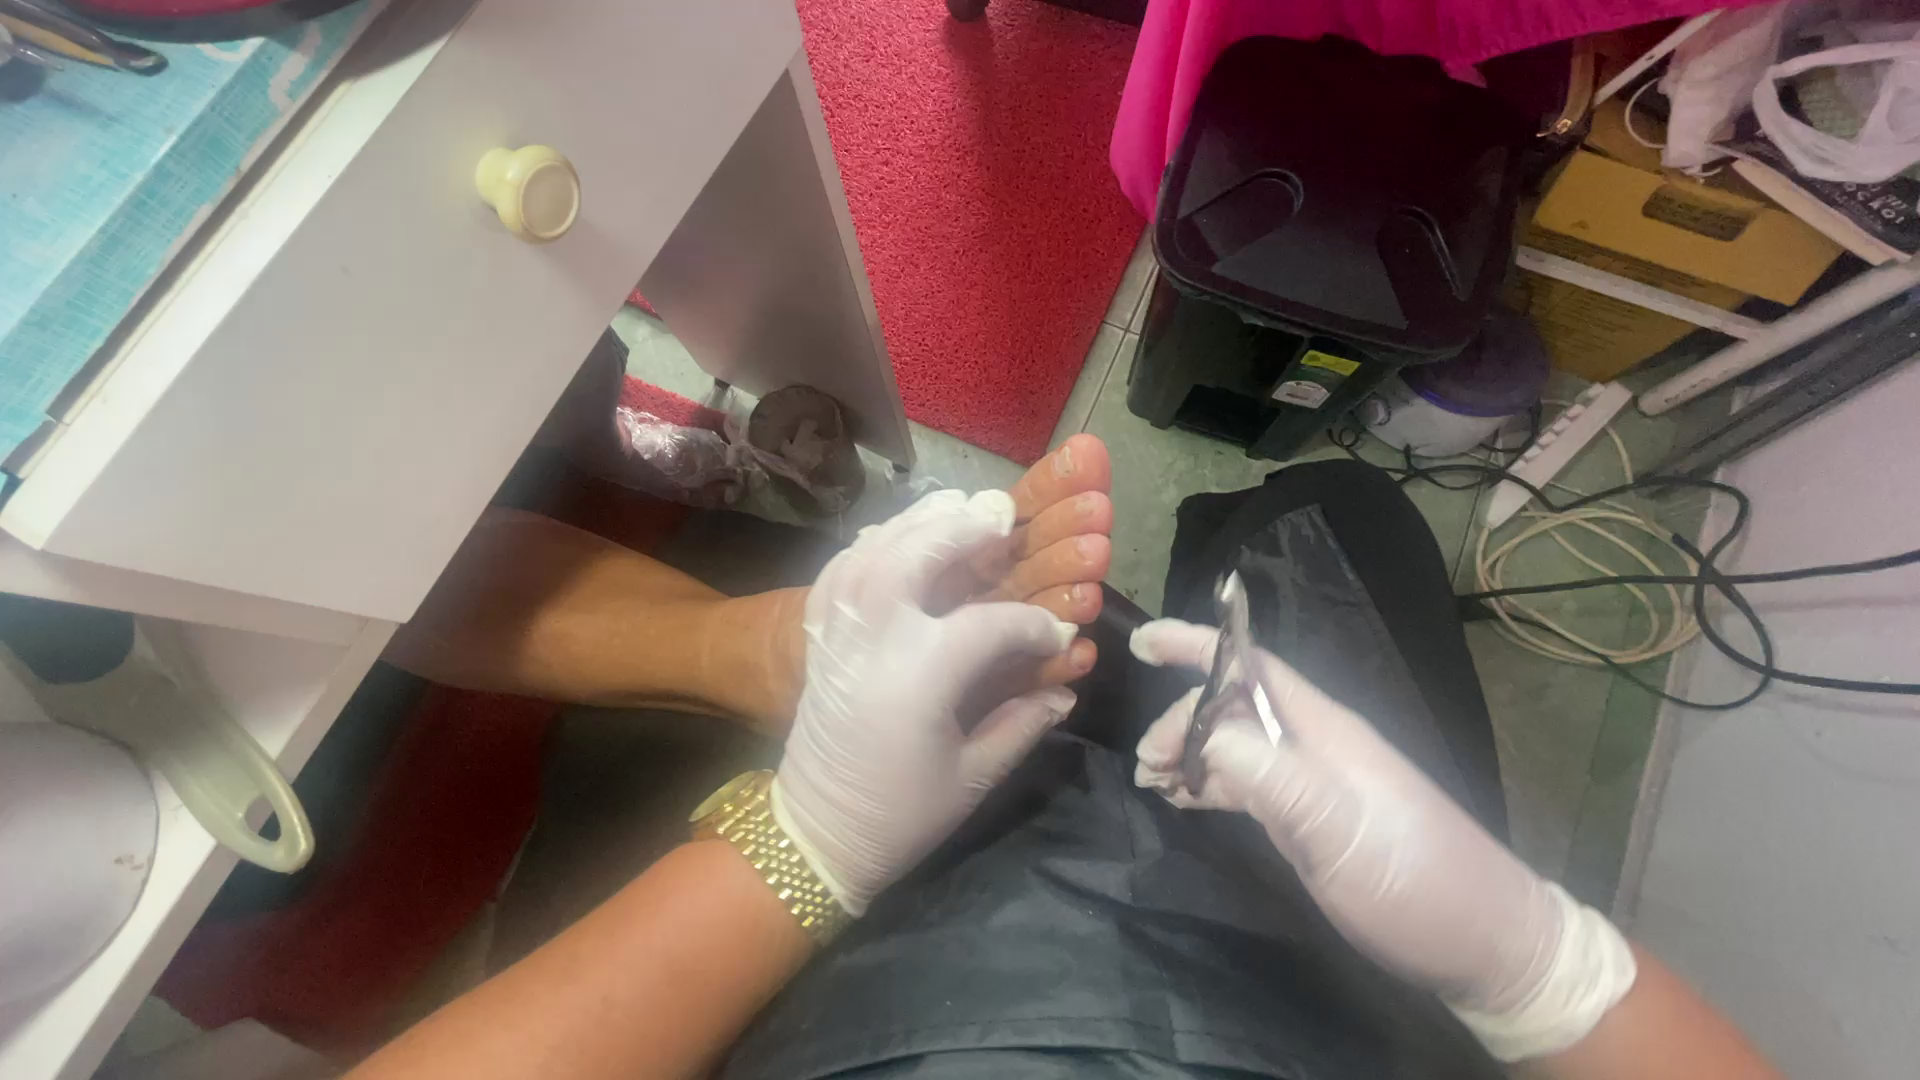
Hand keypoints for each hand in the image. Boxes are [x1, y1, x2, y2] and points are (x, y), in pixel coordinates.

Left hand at [774, 489, 1078, 915]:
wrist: (815, 834)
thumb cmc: (900, 816)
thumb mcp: (972, 778)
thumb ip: (1022, 725)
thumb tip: (1066, 689)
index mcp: (919, 678)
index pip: (988, 627)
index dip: (1032, 626)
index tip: (1058, 634)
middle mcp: (874, 641)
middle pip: (912, 556)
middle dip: (959, 528)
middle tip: (999, 513)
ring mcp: (838, 633)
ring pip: (870, 552)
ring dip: (914, 522)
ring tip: (953, 506)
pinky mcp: (818, 637)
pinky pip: (838, 572)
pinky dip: (868, 545)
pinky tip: (894, 536)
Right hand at [1131, 619, 1636, 1062]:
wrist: (1483, 949)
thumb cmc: (1418, 881)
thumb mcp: (1343, 831)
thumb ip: (1274, 778)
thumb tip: (1207, 733)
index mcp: (1322, 729)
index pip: (1250, 665)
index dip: (1197, 646)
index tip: (1144, 643)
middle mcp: (1308, 744)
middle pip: (1229, 708)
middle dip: (1181, 721)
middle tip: (1147, 764)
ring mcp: (1304, 780)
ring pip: (1228, 745)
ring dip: (1185, 754)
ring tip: (1149, 780)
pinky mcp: (1301, 816)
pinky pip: (1239, 783)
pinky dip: (1202, 784)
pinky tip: (1176, 796)